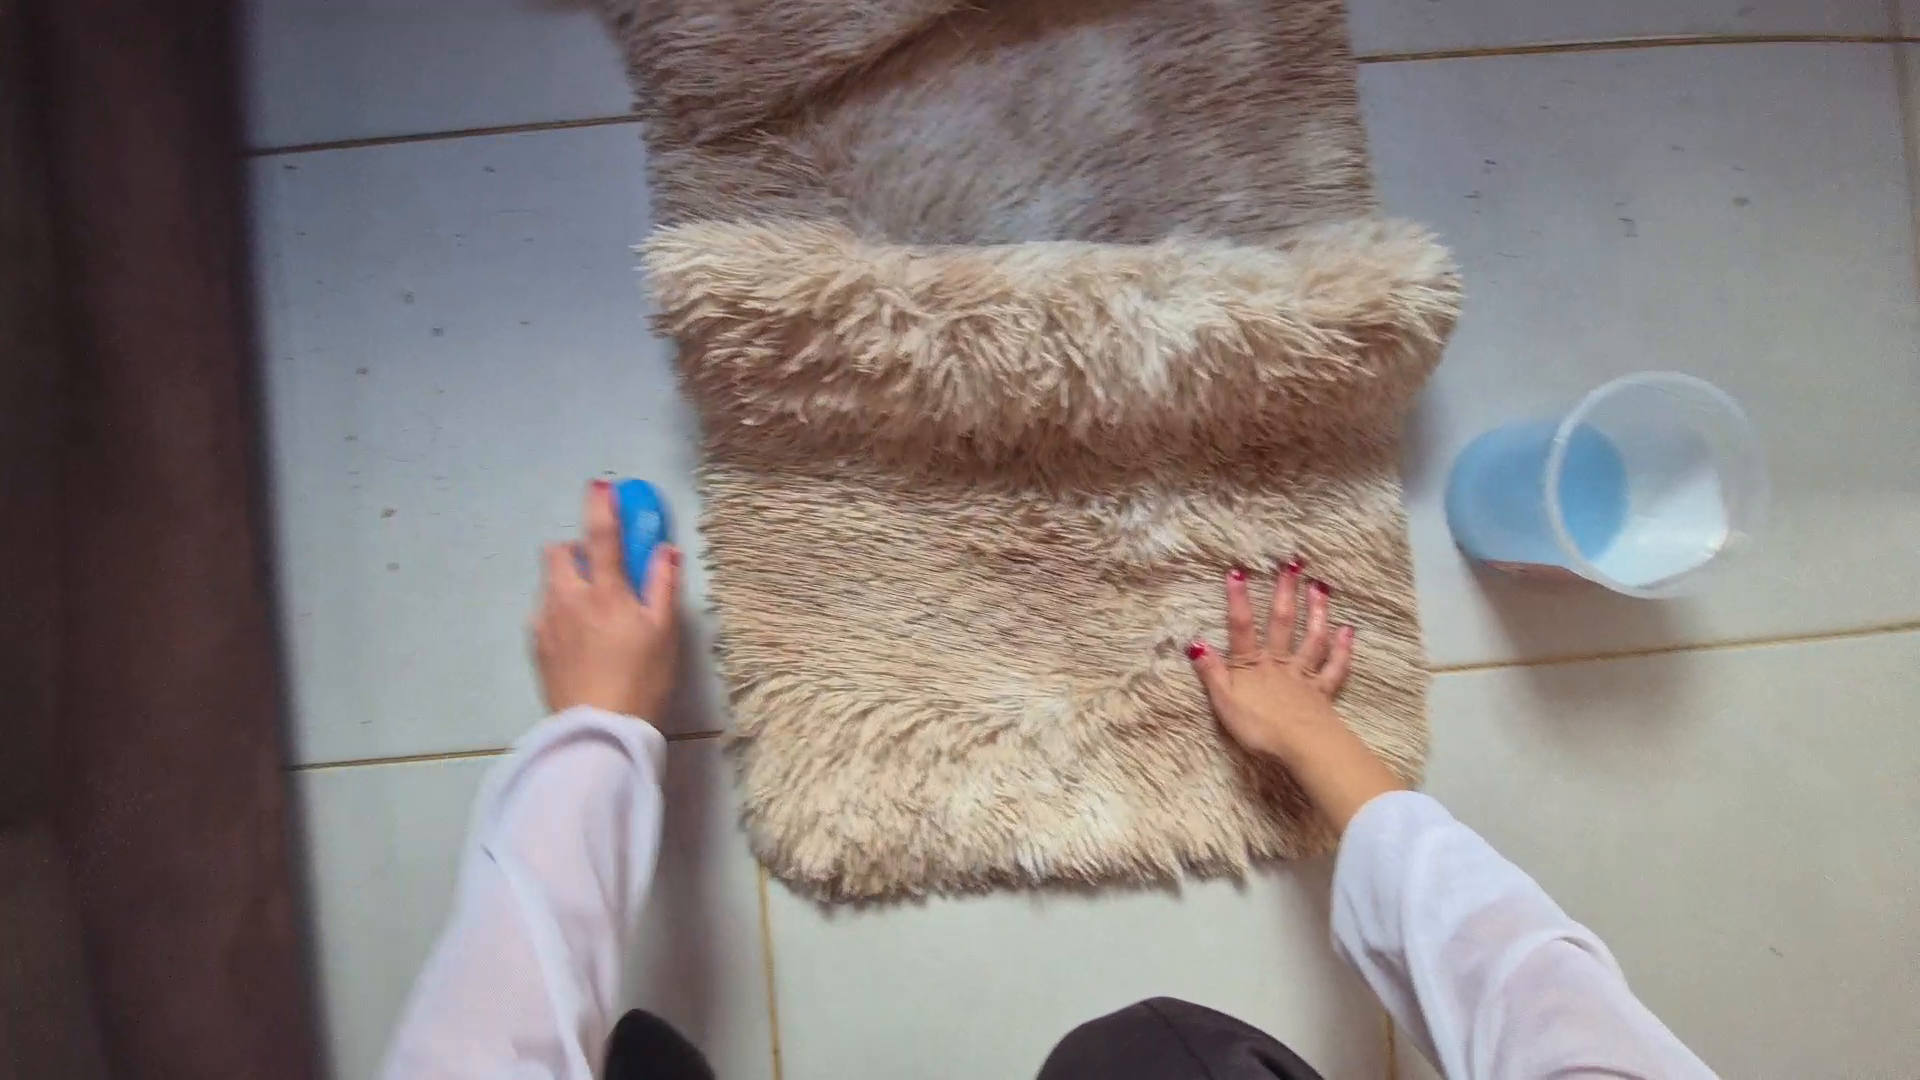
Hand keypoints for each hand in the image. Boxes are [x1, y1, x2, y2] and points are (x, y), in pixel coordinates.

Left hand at [530, 480, 681, 722]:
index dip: (601, 505)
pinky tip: (581, 635)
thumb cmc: (643, 677)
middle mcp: (568, 599)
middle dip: (577, 547)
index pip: (600, 535)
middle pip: (559, 552)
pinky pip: (545, 611)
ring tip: (595, 607)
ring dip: (570, 579)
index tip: (602, 484)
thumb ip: (664, 585)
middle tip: (604, 566)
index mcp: (605, 592)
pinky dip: (562, 608)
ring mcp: (546, 622)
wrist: (599, 729)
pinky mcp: (537, 645)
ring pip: (550, 581)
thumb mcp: (665, 631)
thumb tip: (666, 550)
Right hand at [1188, 558, 1406, 832]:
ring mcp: (1303, 676)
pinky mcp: (1322, 693)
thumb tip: (1194, 643)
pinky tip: (1348, 630)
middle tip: (1292, 565)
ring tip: (1320, 587)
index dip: (1238, 600)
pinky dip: (1342, 649)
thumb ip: (1211, 673)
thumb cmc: (1259, 728)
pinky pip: (1334, 667)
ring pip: (1311, 639)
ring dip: (1316, 612)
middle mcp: (1278, 664)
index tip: (1238, 571)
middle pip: (1281, 624)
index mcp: (1251, 666)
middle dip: (1284, 593)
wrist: (1304, 749)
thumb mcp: (1224, 703)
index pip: (1241, 628)